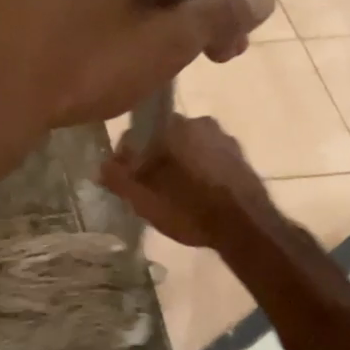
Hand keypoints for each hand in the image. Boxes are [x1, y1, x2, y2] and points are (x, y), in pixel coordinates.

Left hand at [0, 0, 276, 143]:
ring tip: (136, 64)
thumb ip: (216, 15)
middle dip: (164, 10)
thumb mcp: (162, 45)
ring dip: (123, 15)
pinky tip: (86, 58)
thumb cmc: (82, 65)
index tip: (222, 51)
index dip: (206, 2)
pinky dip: (81, 20)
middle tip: (183, 59)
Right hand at [102, 114, 272, 249]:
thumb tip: (102, 166)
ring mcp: (223, 138)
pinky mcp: (241, 157)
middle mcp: (197, 122)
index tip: (127, 180)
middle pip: (163, 137)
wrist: (247, 228)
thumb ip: (117, 179)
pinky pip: (210, 158)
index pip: (135, 133)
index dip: (127, 158)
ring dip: (179, 163)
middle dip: (154, 158)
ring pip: (188, 147)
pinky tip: (199, 194)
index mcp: (170, 124)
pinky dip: (201, 171)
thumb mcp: (142, 199)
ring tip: (176, 193)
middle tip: (150, 187)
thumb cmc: (188, 208)